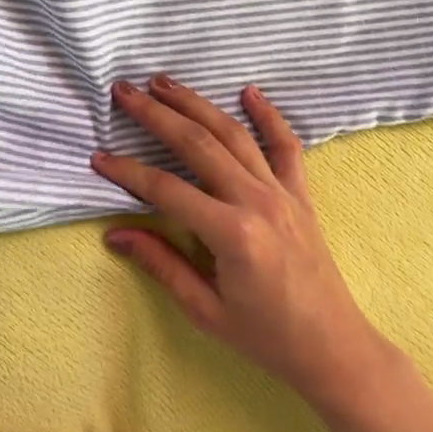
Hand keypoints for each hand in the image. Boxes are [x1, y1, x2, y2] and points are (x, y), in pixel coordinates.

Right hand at [94, 76, 395, 407]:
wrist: (334, 349)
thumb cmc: (266, 338)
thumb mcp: (205, 310)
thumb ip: (161, 264)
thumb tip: (114, 234)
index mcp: (232, 234)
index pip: (166, 190)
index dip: (128, 172)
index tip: (98, 157)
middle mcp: (257, 202)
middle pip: (198, 145)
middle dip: (156, 115)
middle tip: (125, 91)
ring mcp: (282, 194)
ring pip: (234, 135)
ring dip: (196, 104)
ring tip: (164, 82)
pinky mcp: (301, 196)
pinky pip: (286, 147)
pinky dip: (269, 116)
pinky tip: (248, 91)